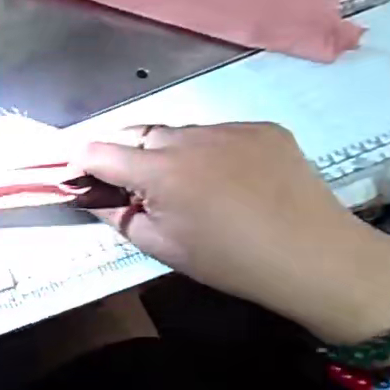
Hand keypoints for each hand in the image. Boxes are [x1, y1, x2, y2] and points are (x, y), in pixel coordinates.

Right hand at [76, 122, 389, 343]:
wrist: (314, 256)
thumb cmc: (229, 261)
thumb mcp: (163, 248)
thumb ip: (121, 217)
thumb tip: (98, 198)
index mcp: (161, 172)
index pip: (100, 151)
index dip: (80, 160)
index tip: (75, 172)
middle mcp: (190, 138)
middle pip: (139, 134)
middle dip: (125, 154)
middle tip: (132, 184)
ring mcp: (230, 128)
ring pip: (180, 132)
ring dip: (168, 152)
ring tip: (187, 185)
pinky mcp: (262, 128)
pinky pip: (219, 133)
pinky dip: (209, 151)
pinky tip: (227, 179)